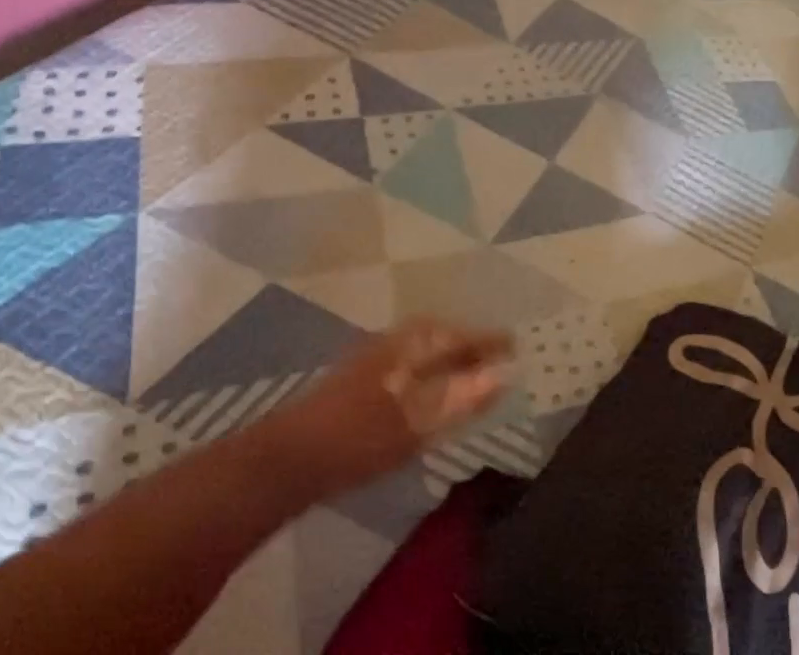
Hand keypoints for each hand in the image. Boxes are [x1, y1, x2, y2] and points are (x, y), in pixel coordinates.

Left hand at [253, 316, 513, 498]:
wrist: (285, 463)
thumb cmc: (357, 440)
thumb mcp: (417, 424)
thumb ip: (460, 399)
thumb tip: (503, 377)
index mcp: (406, 349)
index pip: (456, 335)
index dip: (486, 340)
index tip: (513, 344)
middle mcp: (388, 347)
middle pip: (435, 337)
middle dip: (465, 343)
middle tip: (493, 355)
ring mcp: (365, 365)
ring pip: (416, 350)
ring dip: (443, 355)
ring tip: (466, 371)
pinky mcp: (350, 387)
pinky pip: (402, 365)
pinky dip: (424, 370)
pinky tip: (425, 392)